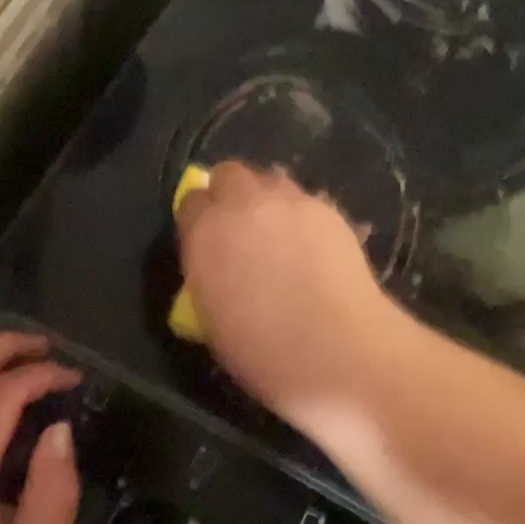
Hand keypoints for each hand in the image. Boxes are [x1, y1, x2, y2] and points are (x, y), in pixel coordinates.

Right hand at [175, 161, 404, 418]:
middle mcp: (243, 203)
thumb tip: (216, 266)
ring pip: (269, 178)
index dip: (198, 218)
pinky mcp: (327, 208)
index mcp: (205, 232)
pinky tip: (310, 241)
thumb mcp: (211, 317)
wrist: (333, 346)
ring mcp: (288, 200)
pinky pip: (305, 198)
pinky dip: (300, 213)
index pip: (191, 202)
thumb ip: (207, 276)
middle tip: (239, 224)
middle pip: (229, 174)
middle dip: (229, 192)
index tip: (205, 237)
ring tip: (277, 229)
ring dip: (266, 197)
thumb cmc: (261, 349)